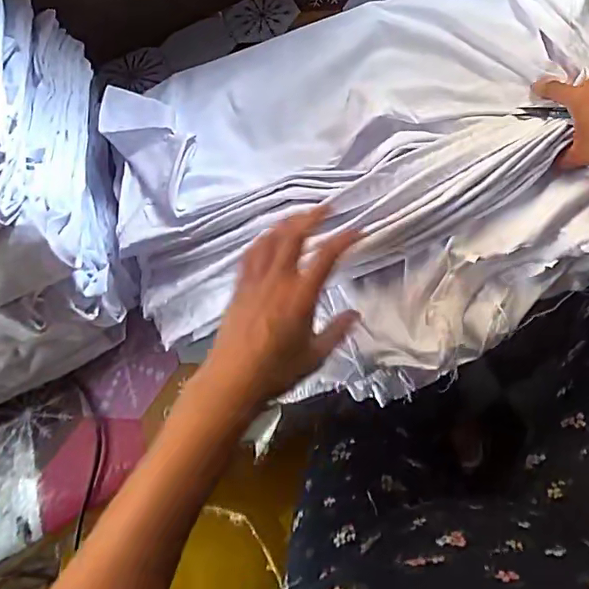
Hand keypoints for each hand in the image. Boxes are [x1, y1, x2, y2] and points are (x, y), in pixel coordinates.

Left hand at [198, 206, 361, 412]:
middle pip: (294, 235)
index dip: (343, 239)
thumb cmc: (275, 371)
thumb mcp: (315, 356)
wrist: (231, 380)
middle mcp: (277, 280)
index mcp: (300, 295)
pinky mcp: (239, 286)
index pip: (326, 256)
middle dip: (312, 217)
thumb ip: (336, 331)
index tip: (357, 231)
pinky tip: (267, 237)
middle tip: (326, 209)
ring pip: (270, 239)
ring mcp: (255, 280)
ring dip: (286, 223)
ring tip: (299, 216)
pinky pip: (251, 253)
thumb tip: (354, 314)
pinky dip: (263, 239)